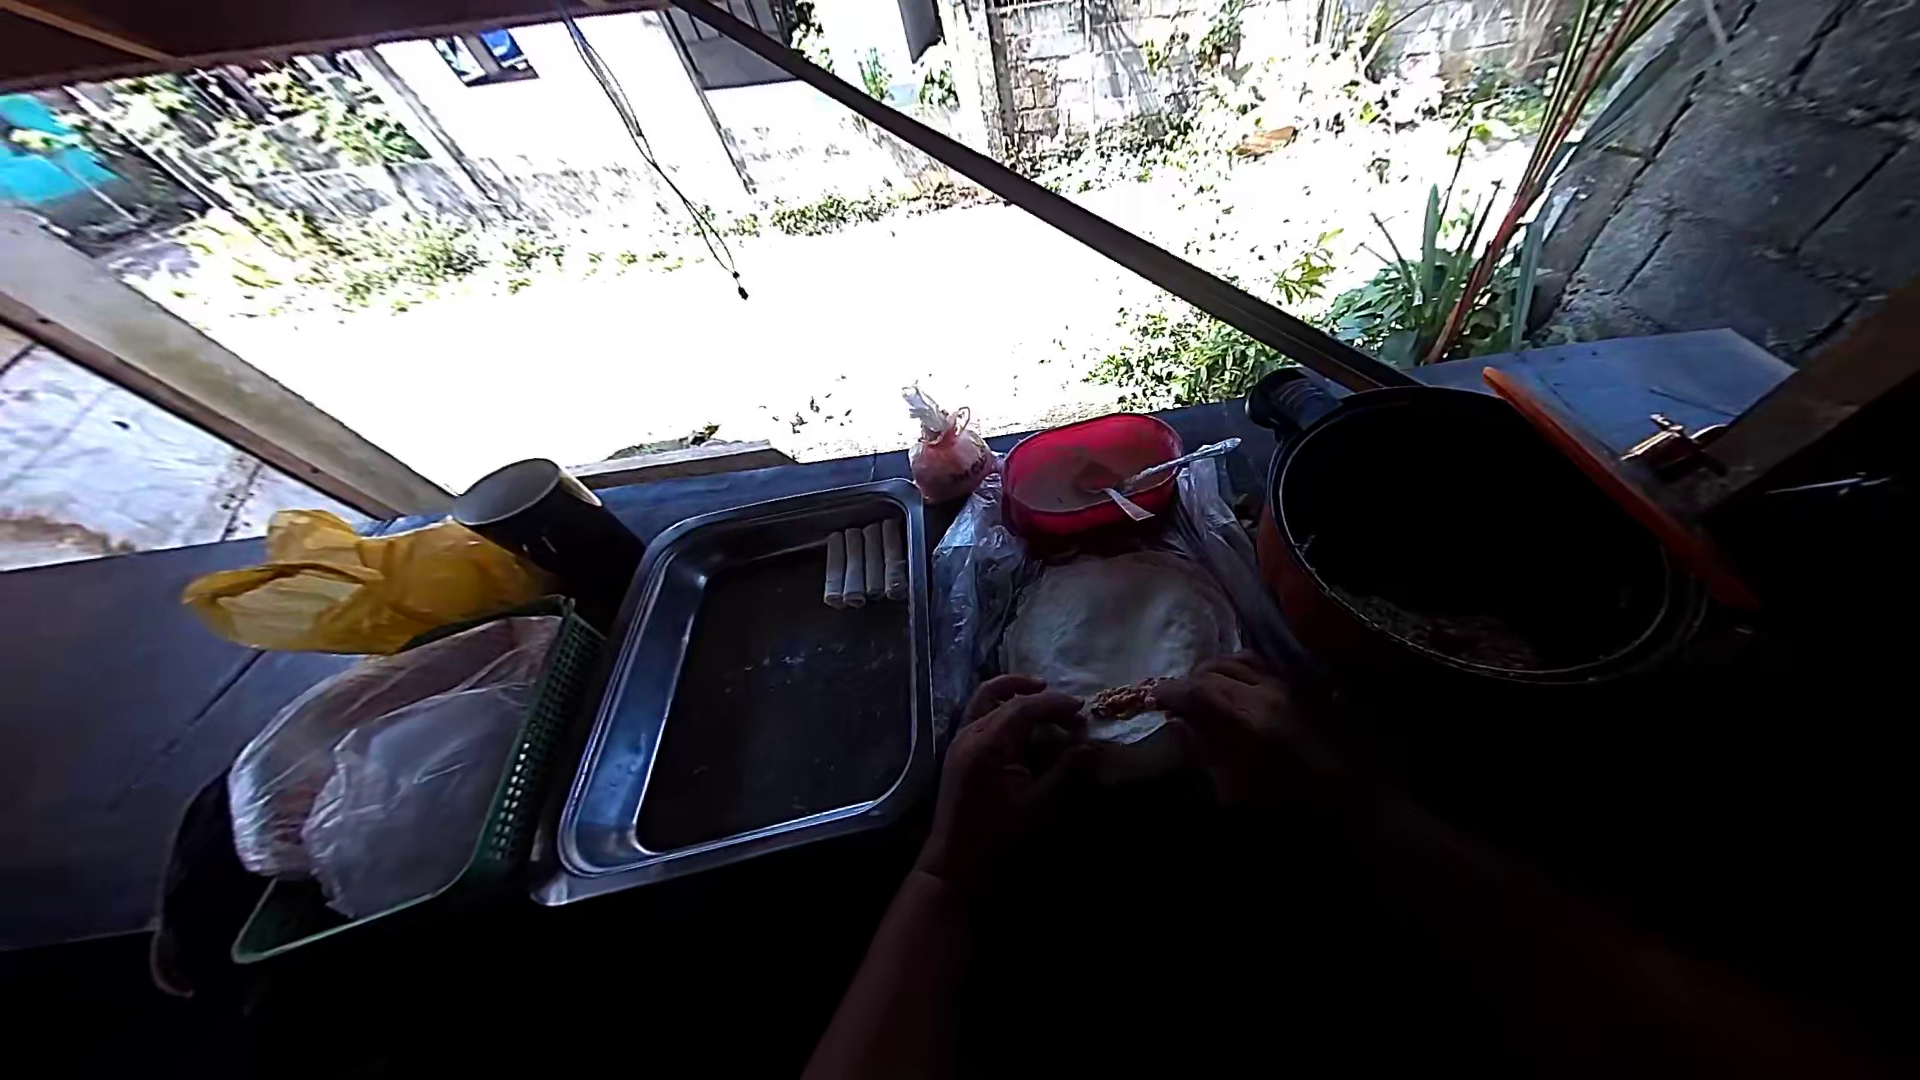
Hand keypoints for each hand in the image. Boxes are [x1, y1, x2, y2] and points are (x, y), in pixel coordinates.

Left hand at [916, 675, 1090, 891]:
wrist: (954, 862)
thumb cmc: (999, 837)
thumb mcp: (1038, 805)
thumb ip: (1065, 771)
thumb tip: (1091, 747)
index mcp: (989, 744)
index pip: (1023, 708)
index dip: (1054, 704)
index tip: (1081, 707)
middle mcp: (970, 733)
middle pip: (1005, 699)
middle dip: (1040, 699)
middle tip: (1068, 709)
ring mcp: (959, 739)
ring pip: (985, 698)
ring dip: (1013, 691)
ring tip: (1040, 694)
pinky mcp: (957, 749)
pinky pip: (978, 712)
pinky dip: (999, 705)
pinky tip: (1018, 718)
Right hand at [1154, 652, 1334, 805]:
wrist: (1363, 813)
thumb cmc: (1295, 811)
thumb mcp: (1237, 792)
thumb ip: (1204, 752)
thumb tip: (1179, 725)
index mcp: (1248, 717)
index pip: (1197, 689)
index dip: (1170, 691)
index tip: (1154, 699)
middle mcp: (1269, 691)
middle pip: (1217, 667)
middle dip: (1190, 678)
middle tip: (1177, 696)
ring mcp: (1293, 686)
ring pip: (1243, 658)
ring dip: (1217, 668)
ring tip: (1206, 685)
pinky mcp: (1311, 690)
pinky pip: (1268, 665)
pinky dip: (1244, 669)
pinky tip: (1241, 684)